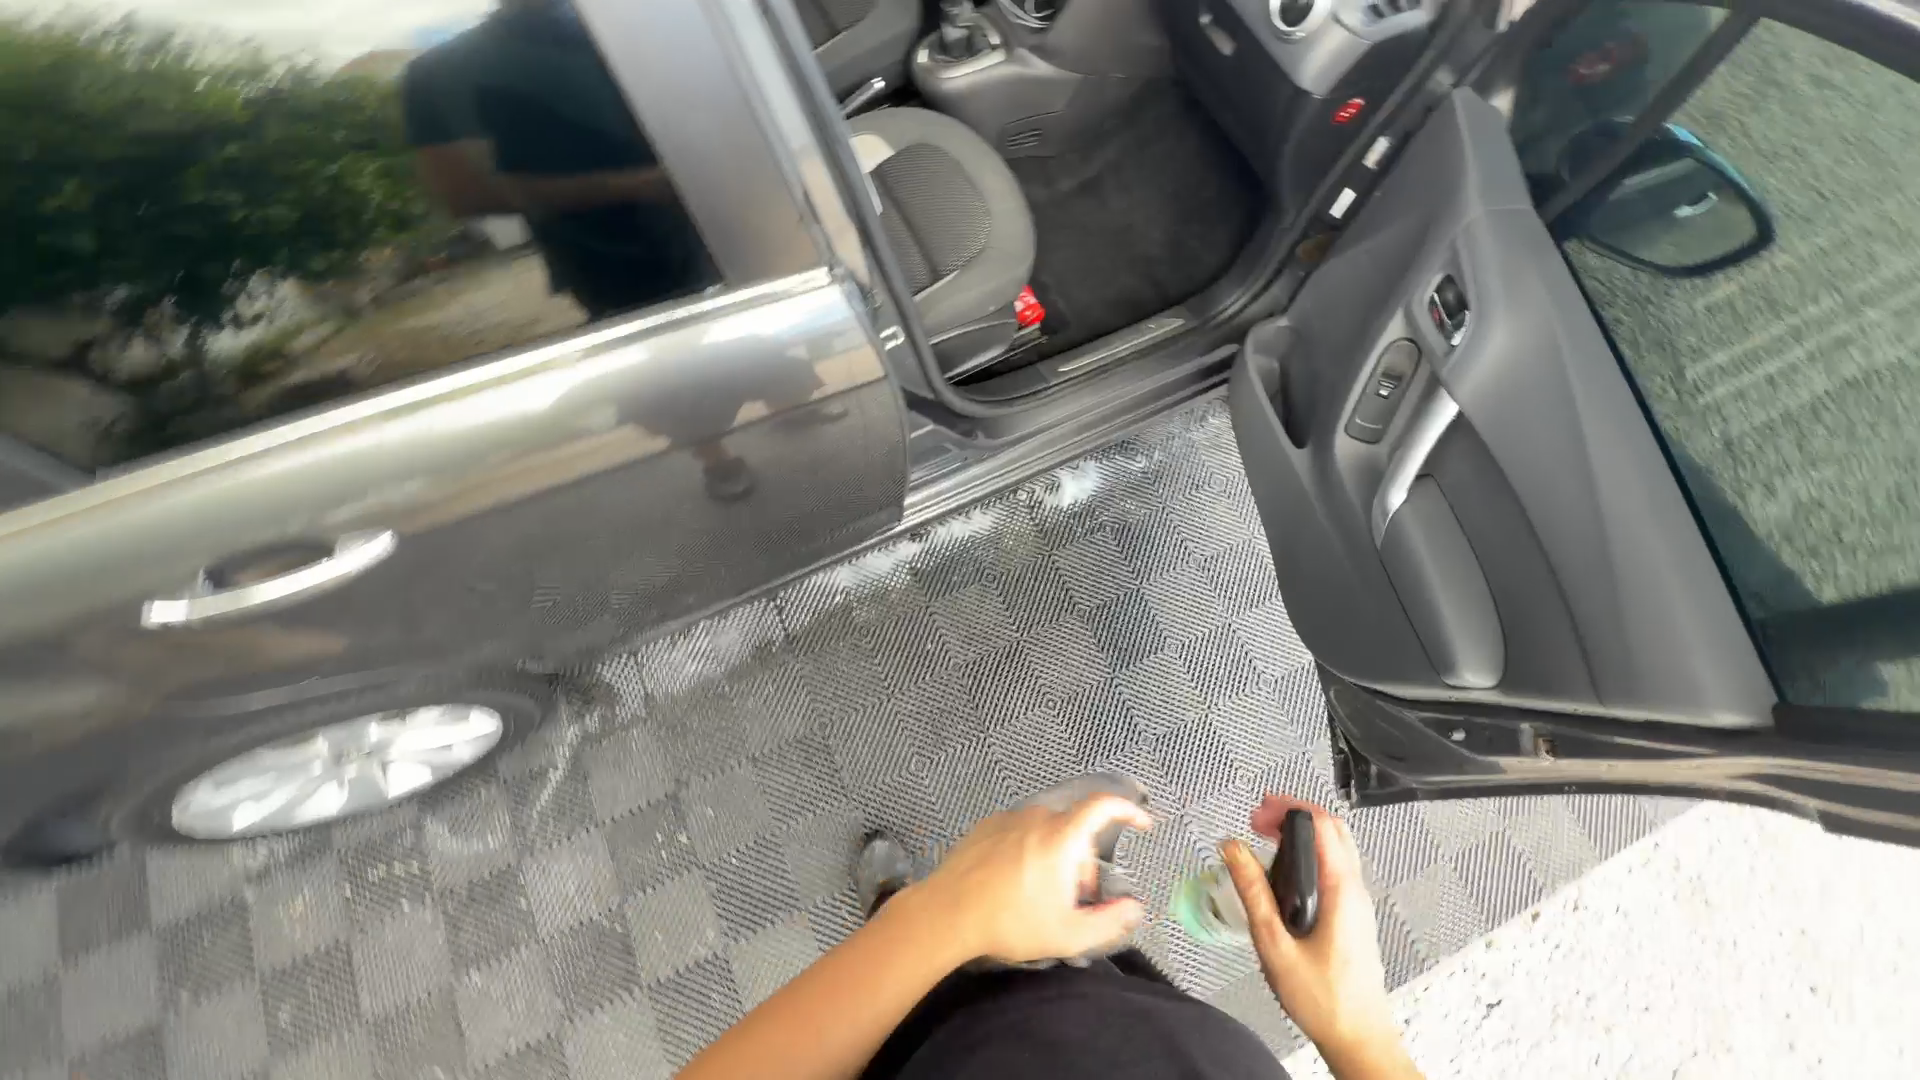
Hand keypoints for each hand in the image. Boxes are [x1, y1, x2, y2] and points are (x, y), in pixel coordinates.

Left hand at [916, 795, 1151, 963]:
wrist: (948, 912)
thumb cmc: (1011, 922)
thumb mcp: (1067, 934)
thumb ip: (1109, 921)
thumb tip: (1135, 908)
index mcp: (1061, 836)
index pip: (1103, 806)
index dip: (1127, 810)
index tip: (1142, 822)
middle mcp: (1037, 817)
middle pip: (1075, 829)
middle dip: (1083, 860)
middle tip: (1074, 897)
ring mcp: (1009, 818)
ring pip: (1048, 831)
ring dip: (1056, 856)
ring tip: (1041, 894)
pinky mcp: (987, 825)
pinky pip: (1022, 831)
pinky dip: (1030, 849)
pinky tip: (1015, 881)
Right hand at [1220, 796, 1397, 1057]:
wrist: (1359, 1039)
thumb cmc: (1322, 999)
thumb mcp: (1274, 943)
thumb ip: (1253, 891)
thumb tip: (1232, 848)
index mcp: (1341, 890)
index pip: (1322, 824)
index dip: (1288, 808)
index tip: (1257, 814)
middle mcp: (1355, 890)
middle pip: (1333, 828)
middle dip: (1293, 813)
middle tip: (1258, 820)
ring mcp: (1357, 902)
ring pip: (1336, 845)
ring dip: (1302, 831)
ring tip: (1265, 837)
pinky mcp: (1352, 914)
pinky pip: (1335, 865)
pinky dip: (1308, 852)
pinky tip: (1283, 869)